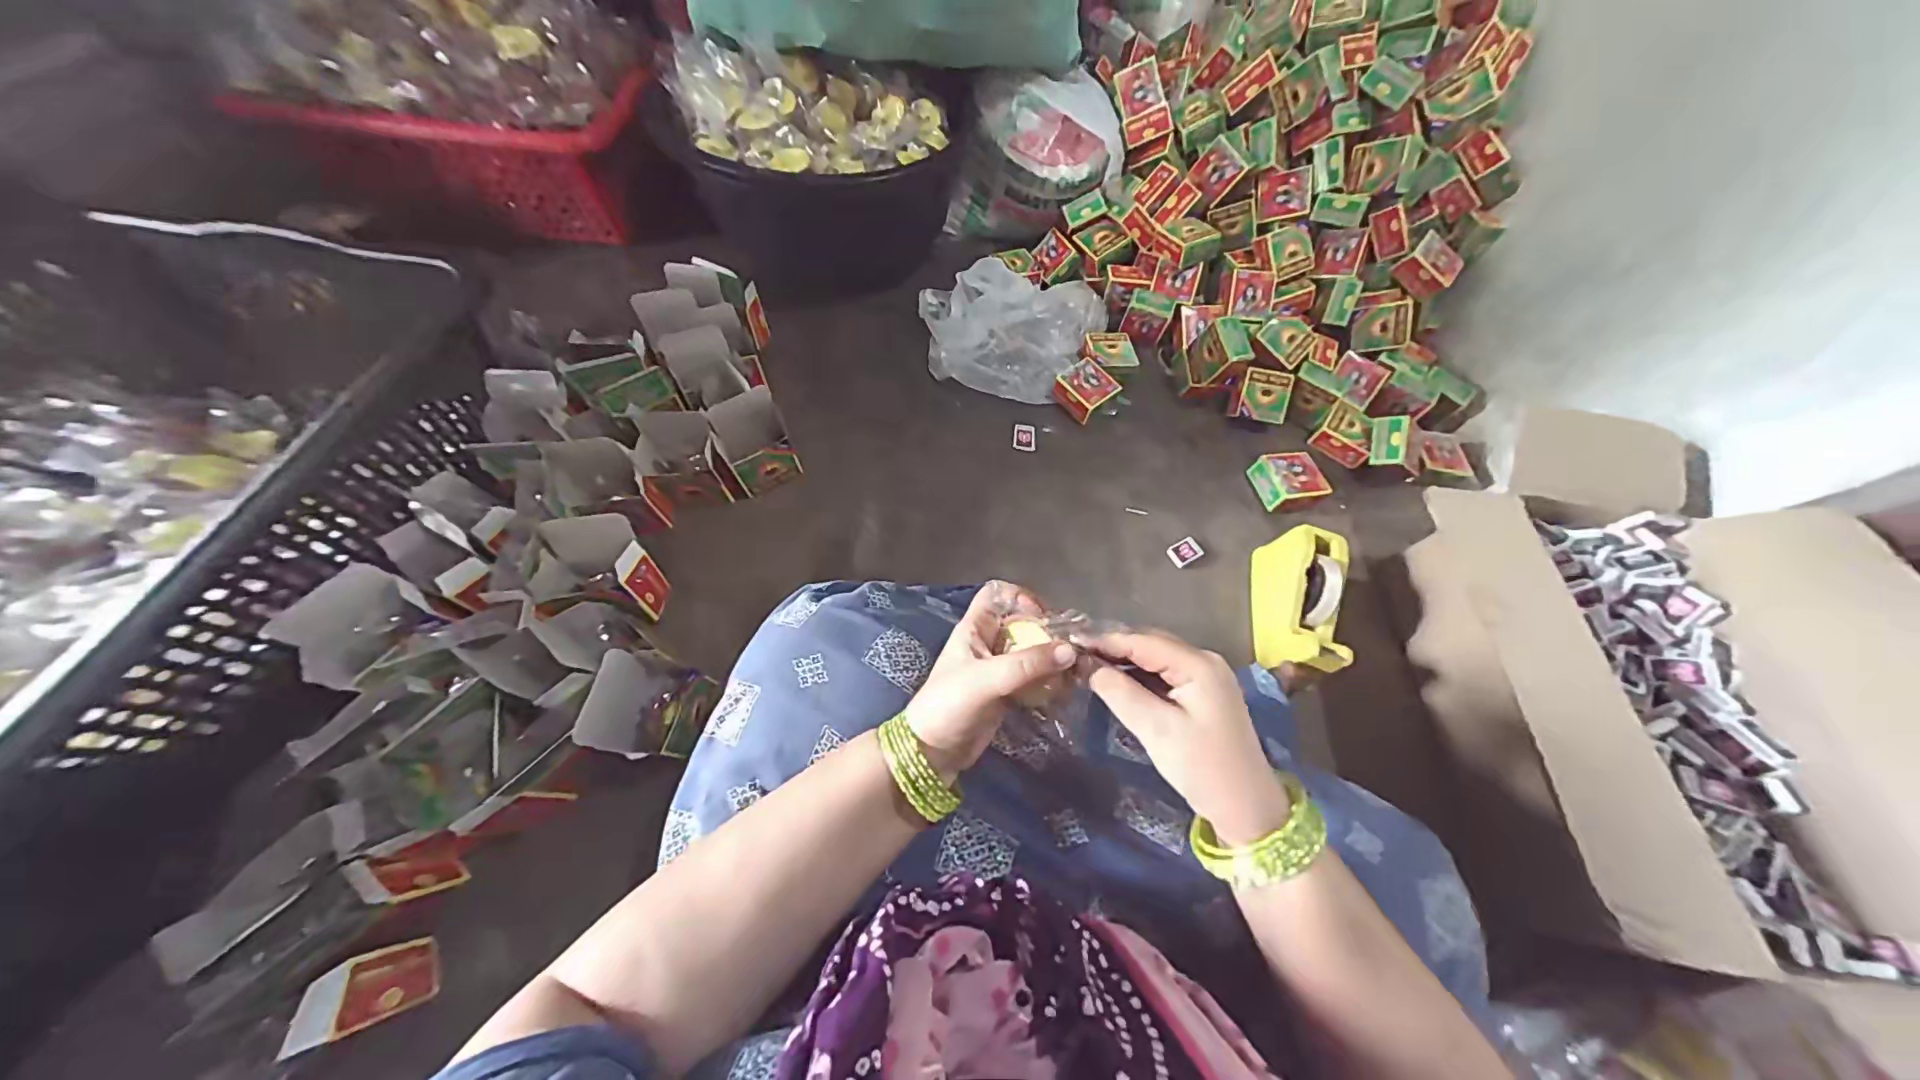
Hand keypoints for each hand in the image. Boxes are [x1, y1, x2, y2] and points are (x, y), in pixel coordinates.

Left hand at [904, 582, 1077, 776]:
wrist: (932, 752)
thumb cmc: (949, 705)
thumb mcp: (986, 680)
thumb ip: (1027, 664)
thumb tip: (1069, 650)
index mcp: (974, 629)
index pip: (998, 594)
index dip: (1021, 598)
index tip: (1042, 617)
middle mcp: (988, 644)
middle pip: (1023, 623)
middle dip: (1047, 631)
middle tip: (1071, 647)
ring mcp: (998, 668)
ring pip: (1032, 651)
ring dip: (1053, 658)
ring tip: (1074, 669)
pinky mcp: (1007, 692)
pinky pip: (1034, 677)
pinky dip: (1050, 680)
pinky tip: (1065, 688)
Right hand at [1085, 631, 1292, 846]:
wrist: (1246, 807)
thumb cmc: (1202, 768)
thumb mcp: (1156, 730)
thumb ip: (1121, 694)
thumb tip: (1091, 668)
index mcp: (1198, 665)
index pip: (1143, 641)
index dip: (1105, 640)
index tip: (1072, 641)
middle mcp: (1205, 662)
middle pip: (1151, 644)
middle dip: (1114, 646)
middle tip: (1076, 652)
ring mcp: (1207, 677)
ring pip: (1157, 658)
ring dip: (1125, 660)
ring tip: (1089, 663)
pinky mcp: (1204, 694)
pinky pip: (1165, 673)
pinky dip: (1140, 674)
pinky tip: (1117, 680)